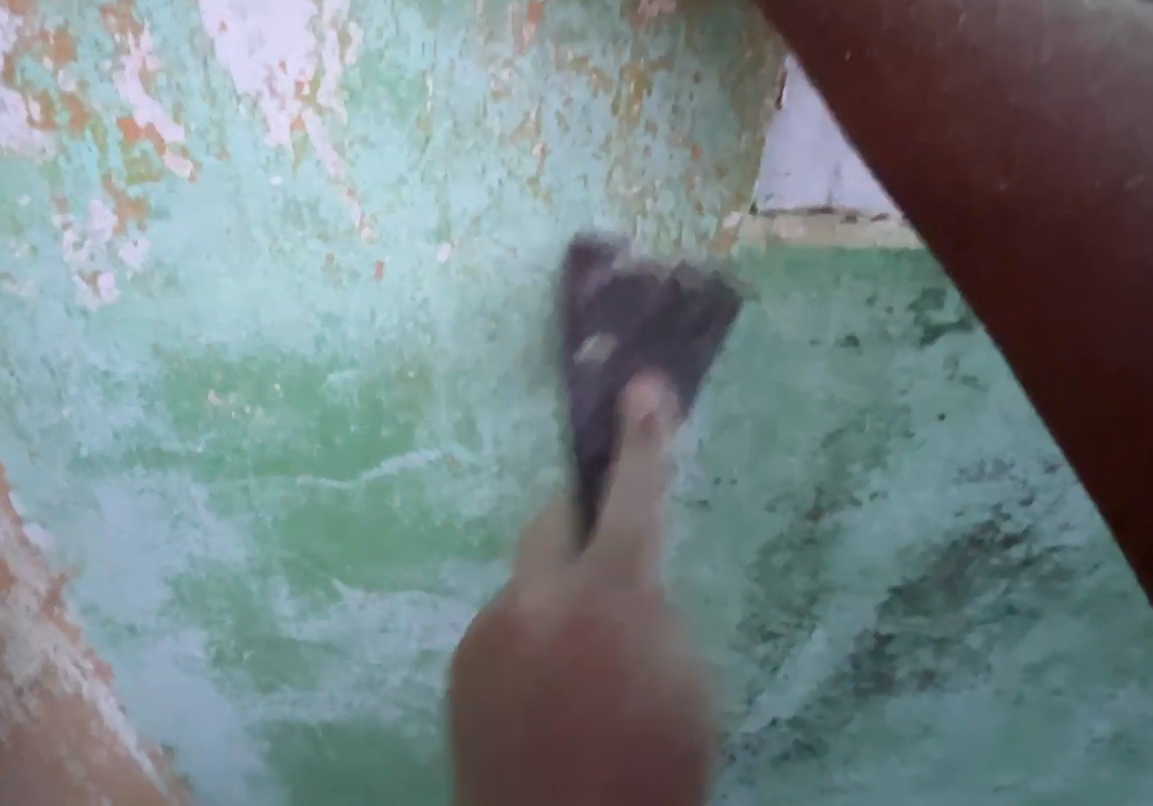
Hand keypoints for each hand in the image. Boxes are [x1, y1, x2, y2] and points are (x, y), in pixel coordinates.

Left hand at [446, 375, 712, 805]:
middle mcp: (539, 597)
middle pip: (555, 519)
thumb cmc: (653, 771)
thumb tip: (627, 575)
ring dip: (556, 600)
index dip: (642, 438)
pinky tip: (542, 689)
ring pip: (531, 579)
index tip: (641, 385)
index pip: (635, 497)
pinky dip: (527, 637)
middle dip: (582, 529)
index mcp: (611, 600)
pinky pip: (504, 622)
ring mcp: (491, 625)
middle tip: (604, 564)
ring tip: (575, 664)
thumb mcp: (689, 686)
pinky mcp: (462, 656)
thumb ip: (653, 609)